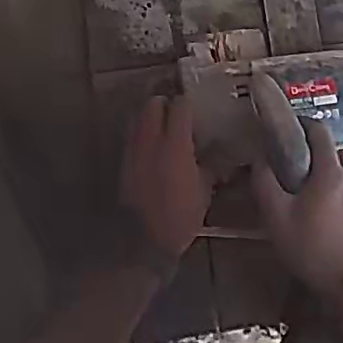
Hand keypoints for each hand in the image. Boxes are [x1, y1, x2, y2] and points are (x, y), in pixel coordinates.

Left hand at [120, 95, 210, 257]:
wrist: (142, 238)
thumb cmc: (179, 216)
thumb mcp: (203, 192)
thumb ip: (210, 168)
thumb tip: (220, 157)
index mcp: (175, 144)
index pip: (180, 106)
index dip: (188, 104)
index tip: (195, 110)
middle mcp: (151, 140)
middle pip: (153, 104)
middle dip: (165, 104)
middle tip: (178, 114)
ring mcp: (133, 149)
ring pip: (138, 117)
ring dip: (150, 117)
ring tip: (164, 128)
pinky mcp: (123, 161)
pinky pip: (132, 136)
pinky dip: (141, 134)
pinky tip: (152, 147)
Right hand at [252, 120, 342, 304]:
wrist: (340, 281)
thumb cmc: (306, 244)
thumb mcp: (275, 211)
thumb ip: (264, 179)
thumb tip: (258, 157)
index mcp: (328, 170)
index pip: (317, 129)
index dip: (295, 120)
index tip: (272, 121)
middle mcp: (340, 175)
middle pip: (316, 146)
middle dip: (291, 142)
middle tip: (264, 145)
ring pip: (317, 164)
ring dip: (296, 162)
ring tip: (269, 167)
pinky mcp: (340, 204)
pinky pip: (319, 179)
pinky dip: (302, 177)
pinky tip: (283, 188)